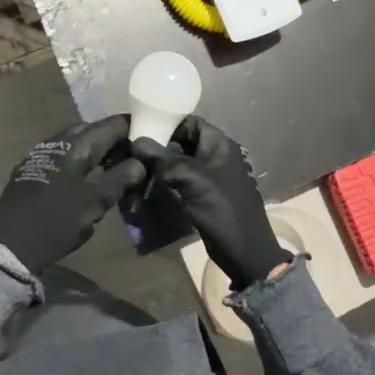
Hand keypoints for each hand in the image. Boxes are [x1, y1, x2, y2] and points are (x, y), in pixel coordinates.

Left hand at [0, 115, 146, 274]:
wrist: (10, 242)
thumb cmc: (57, 220)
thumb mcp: (96, 201)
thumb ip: (121, 177)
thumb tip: (140, 162)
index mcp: (79, 142)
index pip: (116, 124)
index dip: (136, 132)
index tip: (149, 148)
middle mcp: (60, 139)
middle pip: (97, 130)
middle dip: (116, 143)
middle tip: (132, 164)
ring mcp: (44, 152)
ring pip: (79, 143)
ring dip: (98, 153)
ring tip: (111, 175)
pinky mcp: (34, 167)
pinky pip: (65, 156)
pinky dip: (81, 163)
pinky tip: (85, 182)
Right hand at [131, 116, 289, 289]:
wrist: (244, 252)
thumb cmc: (223, 211)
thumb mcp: (194, 181)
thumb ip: (165, 160)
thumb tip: (136, 141)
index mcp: (219, 145)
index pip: (189, 122)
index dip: (166, 122)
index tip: (139, 128)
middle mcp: (213, 156)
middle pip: (181, 142)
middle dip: (157, 146)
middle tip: (129, 151)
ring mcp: (208, 177)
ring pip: (177, 164)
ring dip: (158, 166)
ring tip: (133, 169)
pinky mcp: (201, 196)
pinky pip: (179, 182)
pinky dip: (163, 182)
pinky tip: (144, 186)